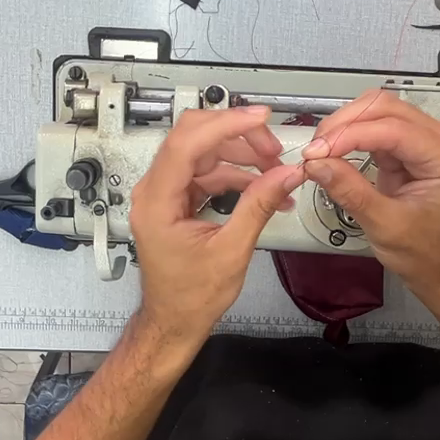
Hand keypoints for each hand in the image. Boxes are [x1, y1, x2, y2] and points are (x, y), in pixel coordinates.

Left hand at [130, 106, 305, 345]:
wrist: (174, 321)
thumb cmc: (189, 298)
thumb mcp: (232, 252)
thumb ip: (258, 207)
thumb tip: (285, 175)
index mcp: (156, 203)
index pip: (186, 143)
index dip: (224, 124)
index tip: (258, 118)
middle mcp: (154, 192)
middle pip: (194, 139)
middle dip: (238, 137)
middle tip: (273, 147)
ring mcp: (164, 194)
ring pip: (204, 154)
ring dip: (242, 157)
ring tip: (275, 171)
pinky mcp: (177, 201)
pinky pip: (207, 174)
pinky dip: (236, 176)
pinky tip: (263, 187)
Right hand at [301, 90, 439, 302]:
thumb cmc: (425, 253)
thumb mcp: (384, 226)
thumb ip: (350, 191)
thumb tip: (315, 164)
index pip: (394, 129)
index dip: (350, 135)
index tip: (316, 153)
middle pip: (386, 109)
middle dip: (345, 124)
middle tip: (314, 151)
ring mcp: (426, 141)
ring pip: (379, 112)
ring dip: (345, 126)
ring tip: (320, 152)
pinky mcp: (409, 148)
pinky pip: (376, 129)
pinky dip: (351, 136)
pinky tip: (332, 151)